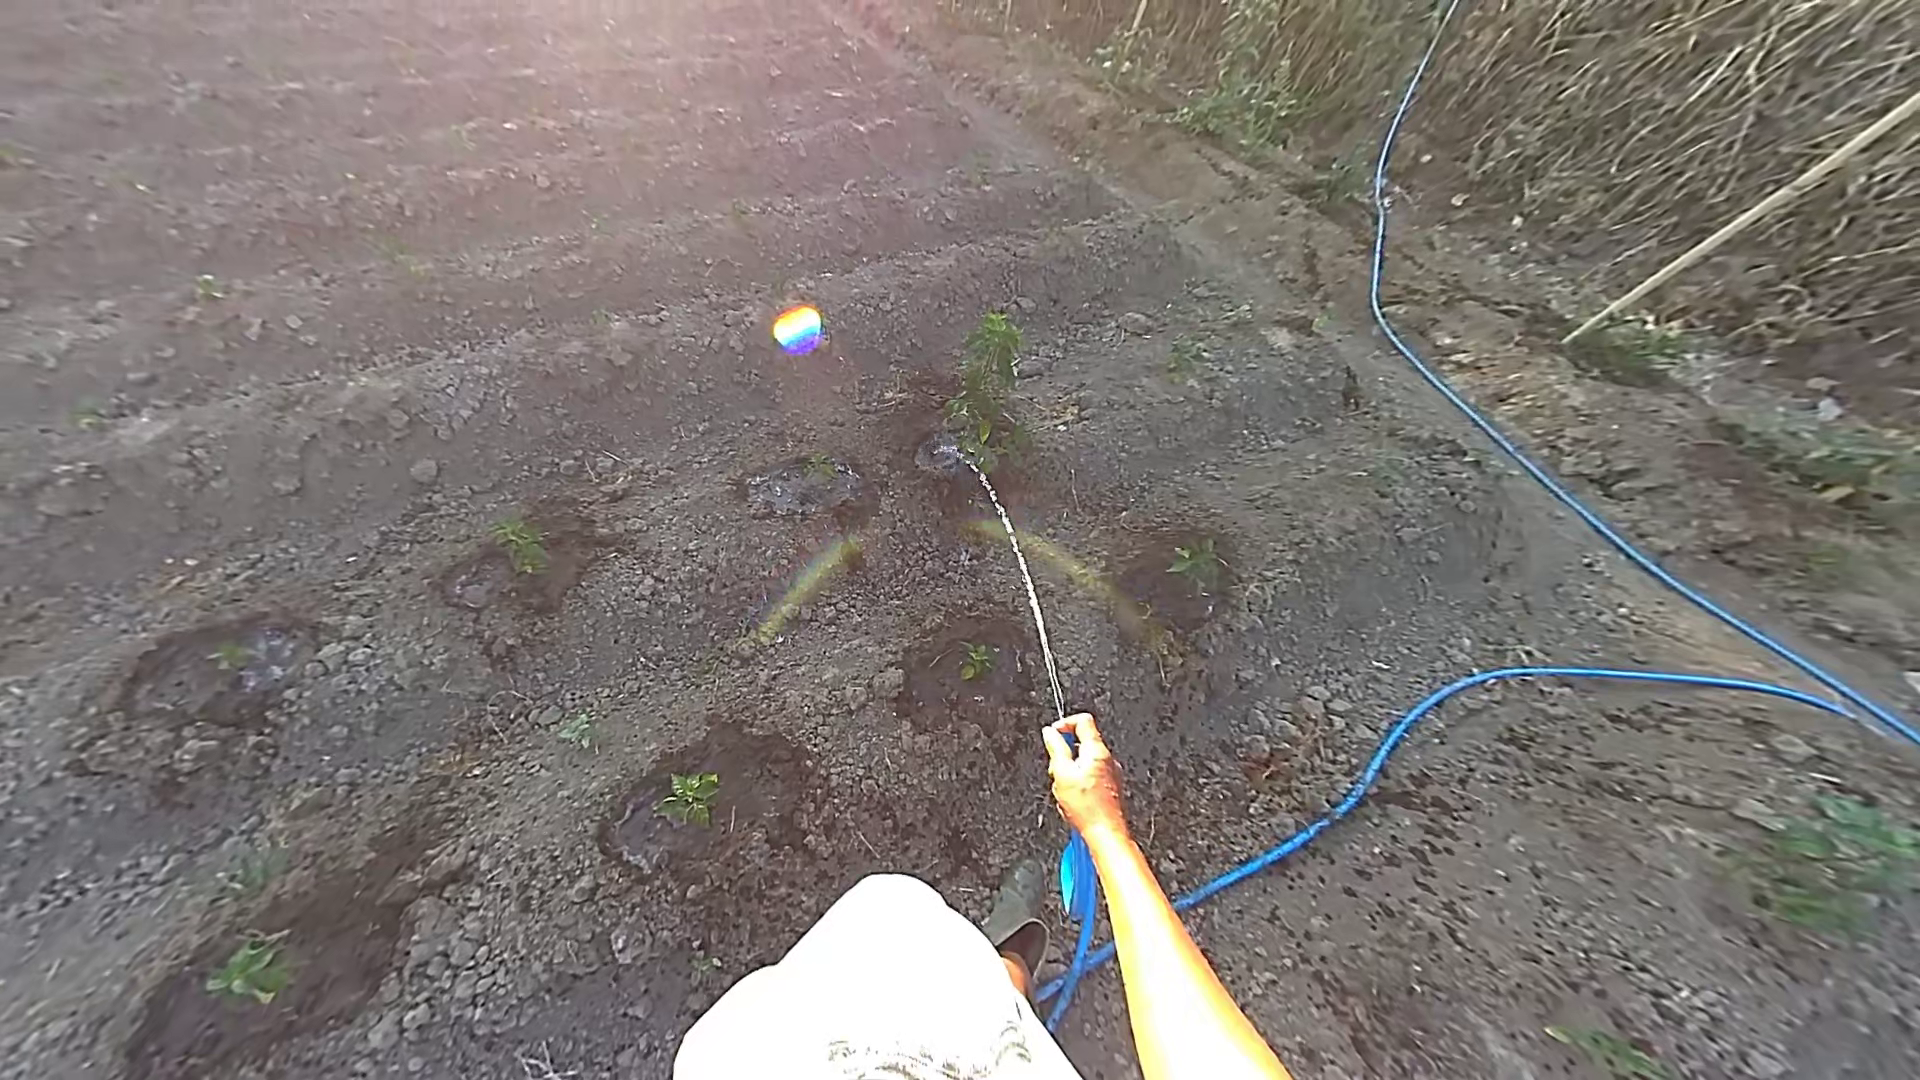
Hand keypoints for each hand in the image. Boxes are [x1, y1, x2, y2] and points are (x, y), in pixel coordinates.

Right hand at [1042, 713, 1126, 838]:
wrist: (1106, 835)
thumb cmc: (1088, 808)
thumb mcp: (1062, 773)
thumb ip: (1055, 749)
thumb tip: (1050, 732)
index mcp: (1096, 750)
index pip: (1083, 720)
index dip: (1065, 723)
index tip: (1053, 735)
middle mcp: (1107, 759)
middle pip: (1081, 742)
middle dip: (1064, 755)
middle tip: (1057, 772)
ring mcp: (1110, 774)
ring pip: (1083, 761)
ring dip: (1070, 772)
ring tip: (1066, 791)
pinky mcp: (1109, 788)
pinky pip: (1090, 776)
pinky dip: (1078, 783)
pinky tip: (1073, 800)